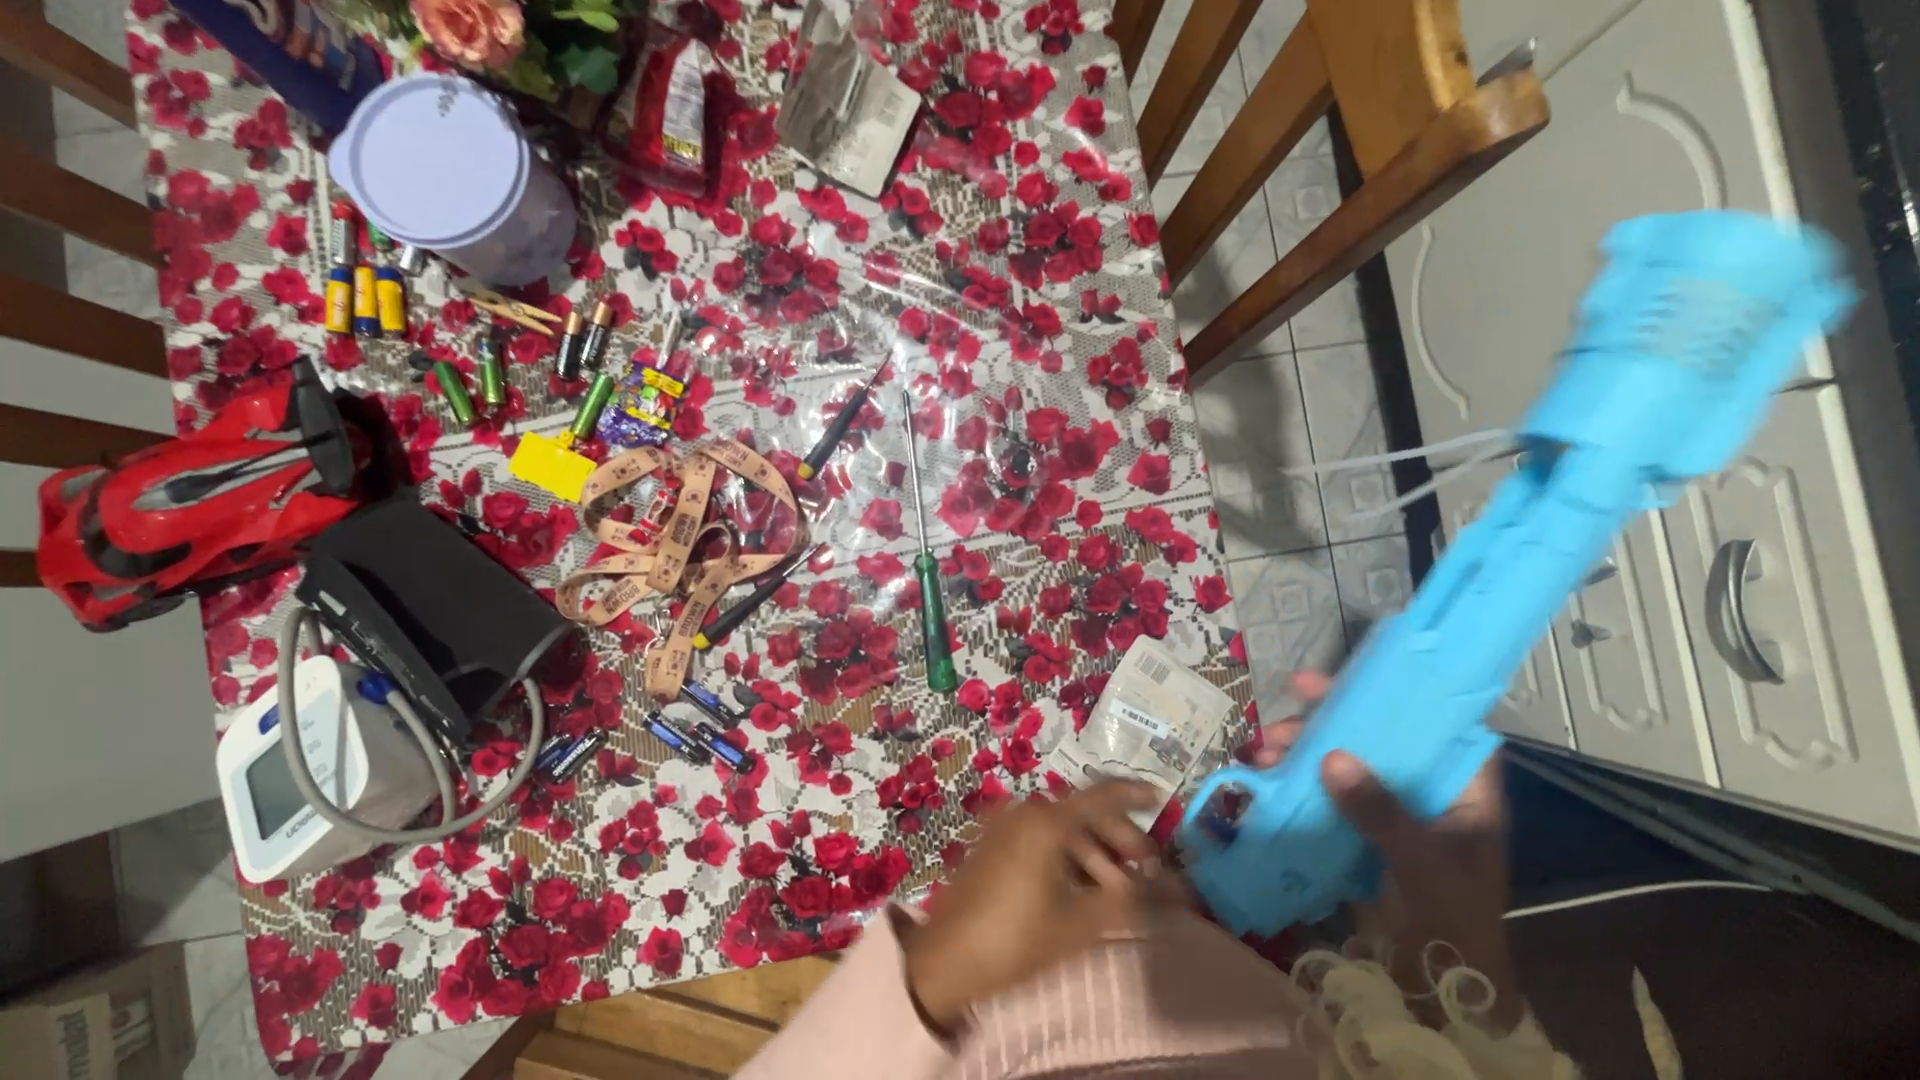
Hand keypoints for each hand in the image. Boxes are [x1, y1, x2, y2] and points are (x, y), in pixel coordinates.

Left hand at [901, 781, 1167, 1032]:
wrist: (944, 960)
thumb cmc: (1014, 939)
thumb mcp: (1079, 923)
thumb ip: (1124, 897)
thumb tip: (1160, 883)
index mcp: (1047, 822)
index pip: (1103, 794)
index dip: (1136, 795)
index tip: (1162, 798)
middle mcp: (1025, 812)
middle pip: (1083, 811)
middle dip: (1118, 835)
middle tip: (1145, 865)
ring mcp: (1004, 825)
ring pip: (1062, 826)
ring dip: (1093, 848)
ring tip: (1116, 885)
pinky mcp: (992, 843)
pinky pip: (1040, 836)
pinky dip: (1067, 852)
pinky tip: (1082, 883)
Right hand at [1253, 672, 1521, 1031]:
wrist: (1435, 995)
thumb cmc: (1451, 925)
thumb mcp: (1423, 865)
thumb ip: (1381, 812)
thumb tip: (1332, 757)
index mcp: (1464, 794)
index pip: (1442, 728)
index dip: (1405, 697)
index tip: (1356, 679)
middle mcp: (1427, 795)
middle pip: (1380, 739)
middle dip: (1330, 724)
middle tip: (1285, 718)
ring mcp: (1390, 815)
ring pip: (1345, 764)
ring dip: (1303, 752)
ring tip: (1263, 753)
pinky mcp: (1358, 836)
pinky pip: (1325, 796)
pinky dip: (1296, 783)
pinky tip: (1264, 778)